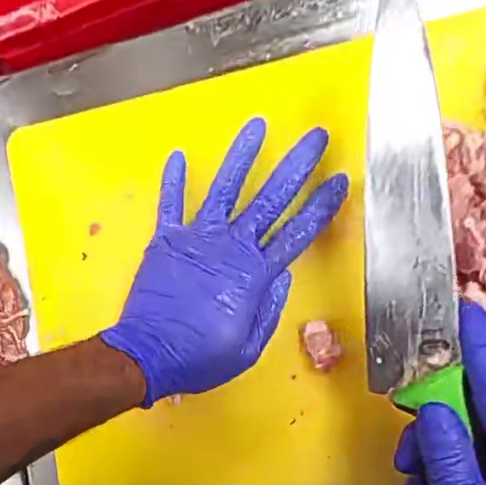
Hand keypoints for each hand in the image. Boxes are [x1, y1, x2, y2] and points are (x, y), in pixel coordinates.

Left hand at [100, 118, 348, 405]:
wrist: (147, 357)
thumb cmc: (198, 359)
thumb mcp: (247, 349)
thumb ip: (268, 311)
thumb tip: (281, 277)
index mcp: (254, 276)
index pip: (296, 233)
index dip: (319, 207)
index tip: (337, 182)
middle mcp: (230, 249)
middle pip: (269, 200)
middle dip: (295, 167)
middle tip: (315, 137)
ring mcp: (197, 242)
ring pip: (224, 189)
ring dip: (241, 156)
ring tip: (256, 125)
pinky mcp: (165, 243)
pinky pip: (170, 205)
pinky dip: (174, 182)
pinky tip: (179, 156)